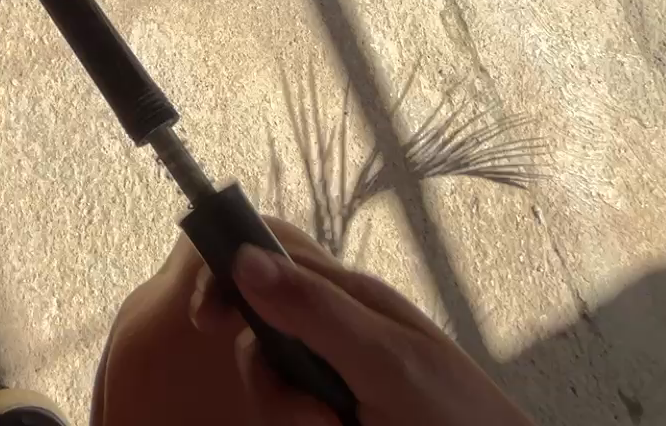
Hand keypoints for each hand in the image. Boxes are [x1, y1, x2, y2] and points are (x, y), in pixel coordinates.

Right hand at [191, 239, 533, 425]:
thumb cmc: (458, 421)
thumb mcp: (387, 361)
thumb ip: (315, 309)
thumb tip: (243, 256)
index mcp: (345, 298)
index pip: (265, 264)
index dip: (226, 281)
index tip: (206, 320)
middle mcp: (332, 333)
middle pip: (259, 337)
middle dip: (271, 382)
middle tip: (311, 421)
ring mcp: (333, 381)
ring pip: (272, 387)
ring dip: (292, 419)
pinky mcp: (332, 417)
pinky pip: (290, 418)